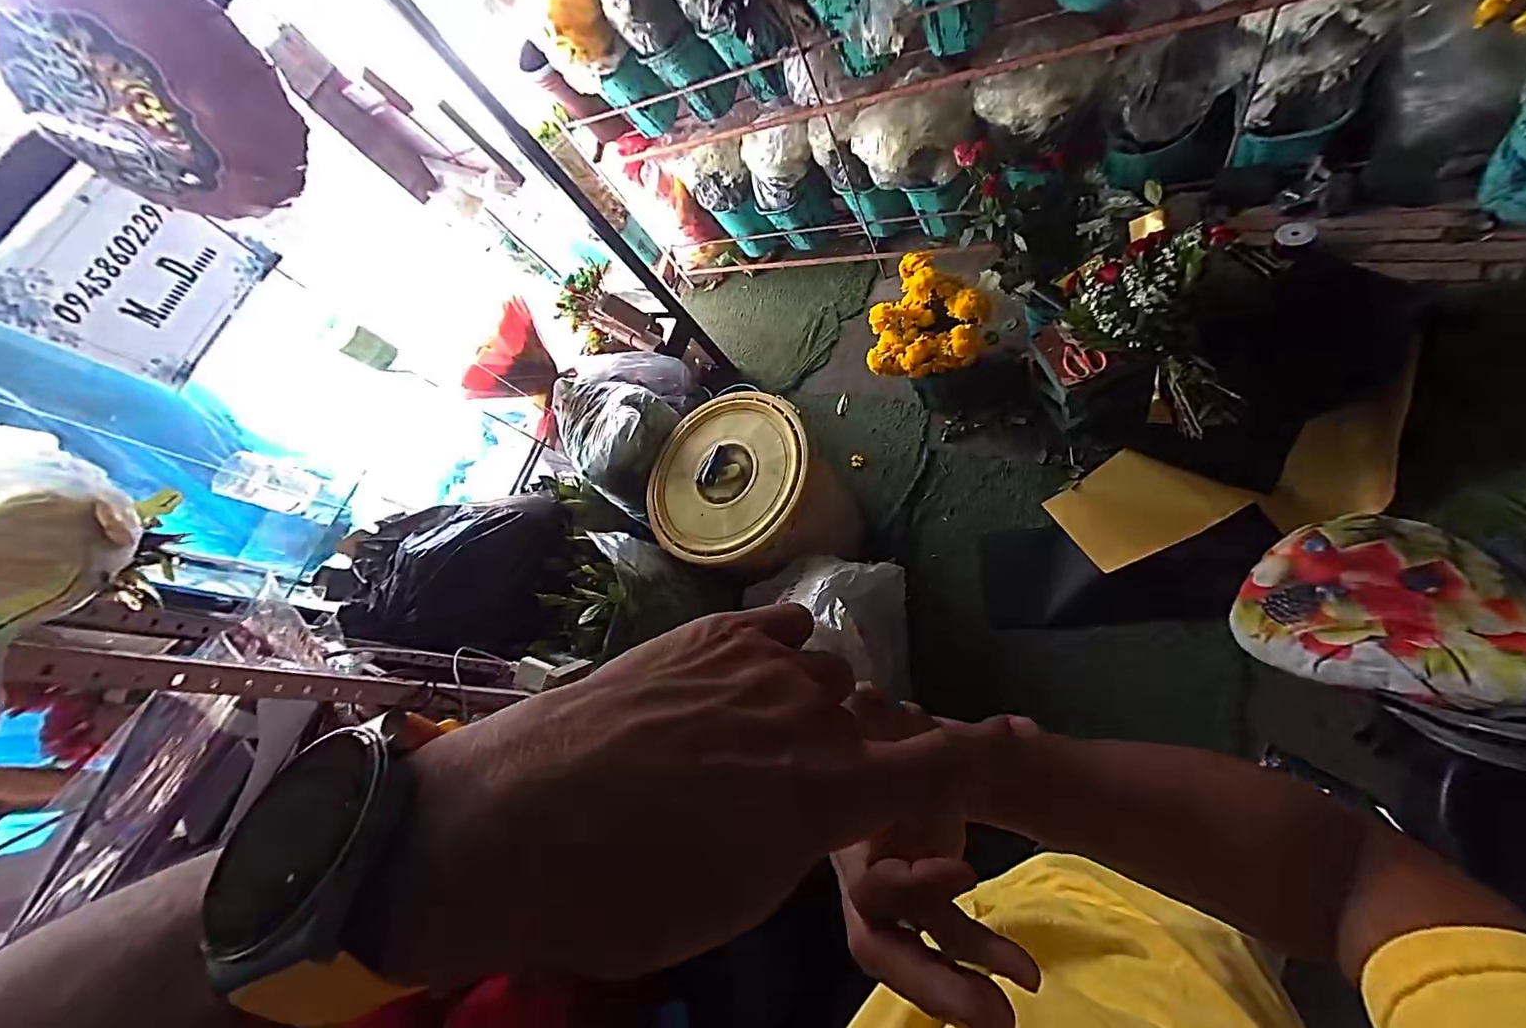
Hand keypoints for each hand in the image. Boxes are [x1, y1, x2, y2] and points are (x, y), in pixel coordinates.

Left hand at [364, 605, 967, 984]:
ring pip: (821, 671)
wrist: (513, 819)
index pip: (931, 767)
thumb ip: (797, 836)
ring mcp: (755, 661)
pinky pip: (778, 627)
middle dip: (851, 747)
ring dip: (807, 700)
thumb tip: (813, 802)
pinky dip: (778, 651)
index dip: (975, 755)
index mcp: (821, 793)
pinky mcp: (709, 633)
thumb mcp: (734, 898)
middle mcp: (803, 714)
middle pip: (866, 717)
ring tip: (757, 724)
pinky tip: (748, 671)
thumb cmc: (620, 893)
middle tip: (800, 772)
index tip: (1012, 739)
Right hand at [833, 690, 1040, 1027]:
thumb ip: (907, 724)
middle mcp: (864, 873)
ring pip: (911, 953)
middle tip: (997, 1015)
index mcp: (851, 833)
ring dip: (959, 986)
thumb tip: (906, 701)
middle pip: (881, 944)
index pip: (870, 882)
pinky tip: (1018, 969)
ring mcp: (891, 895)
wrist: (901, 747)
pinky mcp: (918, 904)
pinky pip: (942, 937)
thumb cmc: (889, 737)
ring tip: (1012, 1008)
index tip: (965, 868)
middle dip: (934, 981)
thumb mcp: (902, 729)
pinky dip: (977, 954)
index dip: (912, 886)